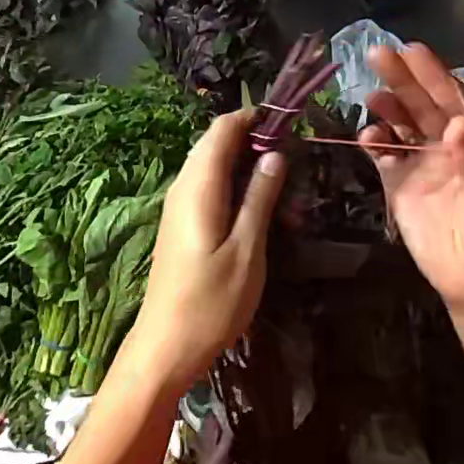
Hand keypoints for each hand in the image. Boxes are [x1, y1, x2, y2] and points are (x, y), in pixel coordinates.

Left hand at [121, 111, 285, 392]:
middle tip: (296, 172)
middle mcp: (183, 186)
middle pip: (219, 144)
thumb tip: (275, 153)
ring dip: (252, 175)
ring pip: (217, 168)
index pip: (222, 128)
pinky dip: (238, 194)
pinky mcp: (182, 222)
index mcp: (198, 185)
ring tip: (288, 204)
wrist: (166, 344)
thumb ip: (260, 196)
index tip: (291, 127)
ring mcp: (179, 205)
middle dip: (258, 148)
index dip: (255, 119)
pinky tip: (263, 219)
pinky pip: (211, 190)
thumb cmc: (211, 301)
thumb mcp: (247, 249)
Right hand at [358, 43, 463, 314]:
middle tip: (377, 53)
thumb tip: (454, 122)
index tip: (412, 49)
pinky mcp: (403, 187)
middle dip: (404, 81)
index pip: (460, 101)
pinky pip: (386, 157)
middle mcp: (457, 148)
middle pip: (427, 107)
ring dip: (388, 110)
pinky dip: (375, 144)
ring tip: (371, 95)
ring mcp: (428, 166)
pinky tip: (368, 136)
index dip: (437, 75)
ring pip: (404, 128)